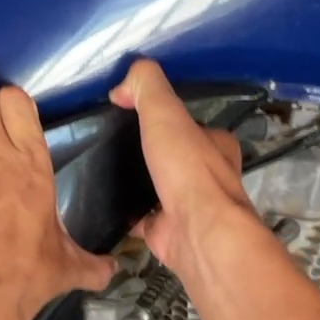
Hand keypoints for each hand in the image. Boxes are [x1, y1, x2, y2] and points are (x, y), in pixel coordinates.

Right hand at [110, 59, 257, 275]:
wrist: (197, 232)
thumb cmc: (188, 169)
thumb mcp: (166, 112)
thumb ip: (146, 87)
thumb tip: (121, 87)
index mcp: (216, 145)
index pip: (190, 125)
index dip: (164, 118)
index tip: (131, 114)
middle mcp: (208, 176)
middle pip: (174, 158)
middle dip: (148, 153)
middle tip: (112, 145)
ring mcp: (188, 207)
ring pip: (158, 189)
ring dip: (137, 183)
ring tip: (103, 171)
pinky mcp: (167, 231)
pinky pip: (141, 218)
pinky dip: (124, 213)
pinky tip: (103, 205)